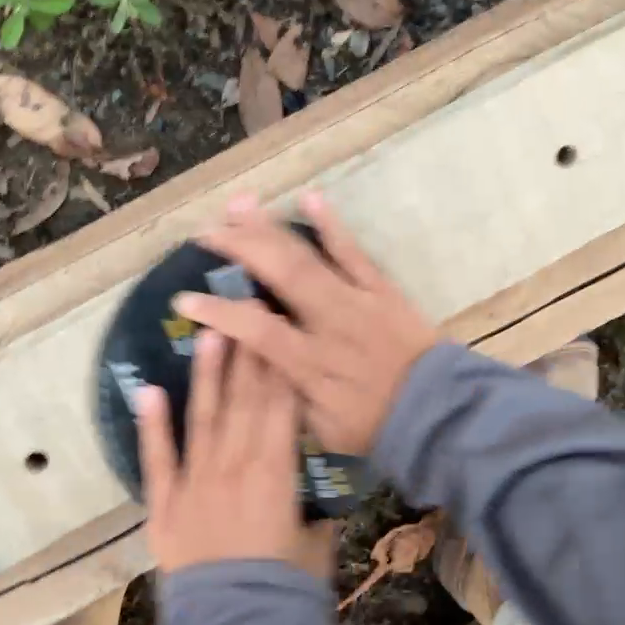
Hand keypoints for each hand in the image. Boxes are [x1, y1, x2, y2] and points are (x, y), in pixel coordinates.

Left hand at [137, 328, 312, 573]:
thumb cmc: (287, 590)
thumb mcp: (318, 540)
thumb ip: (314, 500)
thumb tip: (316, 469)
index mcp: (275, 470)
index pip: (280, 403)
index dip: (279, 360)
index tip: (278, 322)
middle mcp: (234, 464)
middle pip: (243, 399)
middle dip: (247, 350)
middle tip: (245, 305)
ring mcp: (195, 481)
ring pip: (203, 417)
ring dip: (206, 374)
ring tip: (209, 333)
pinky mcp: (164, 504)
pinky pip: (157, 458)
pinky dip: (151, 424)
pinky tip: (148, 390)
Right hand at [173, 190, 437, 455]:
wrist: (439, 412)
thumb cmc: (373, 424)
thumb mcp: (320, 426)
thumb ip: (284, 394)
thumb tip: (253, 364)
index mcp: (309, 362)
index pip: (254, 330)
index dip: (218, 313)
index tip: (185, 300)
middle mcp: (328, 322)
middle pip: (278, 276)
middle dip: (239, 248)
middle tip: (206, 231)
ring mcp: (355, 300)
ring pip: (308, 257)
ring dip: (272, 228)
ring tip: (240, 203)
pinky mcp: (380, 289)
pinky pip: (354, 252)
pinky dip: (332, 225)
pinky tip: (309, 197)